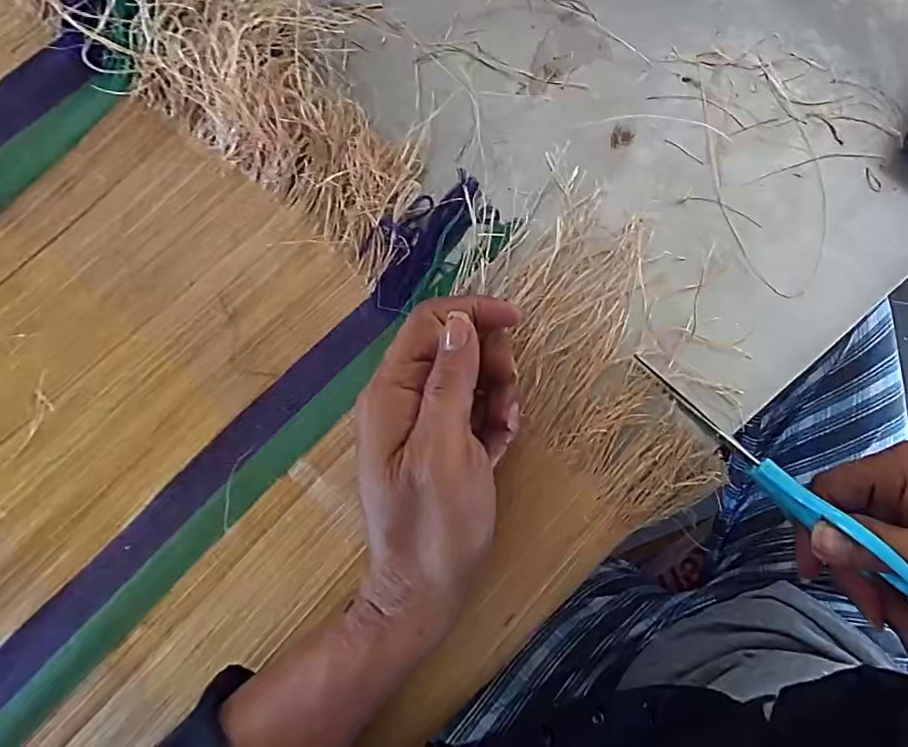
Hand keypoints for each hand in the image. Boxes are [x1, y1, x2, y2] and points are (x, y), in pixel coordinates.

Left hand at [353, 296, 521, 641]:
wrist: (424, 595)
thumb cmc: (433, 525)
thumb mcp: (444, 449)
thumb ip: (450, 381)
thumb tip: (457, 321)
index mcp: (391, 391)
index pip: (429, 323)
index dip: (472, 312)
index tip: (516, 320)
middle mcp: (402, 396)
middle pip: (451, 344)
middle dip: (489, 357)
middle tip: (510, 390)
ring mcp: (421, 419)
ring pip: (468, 374)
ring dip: (496, 390)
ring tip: (506, 424)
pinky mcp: (441, 439)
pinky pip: (472, 407)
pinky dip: (493, 416)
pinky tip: (501, 442)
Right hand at [794, 441, 907, 654]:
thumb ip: (872, 547)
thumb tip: (817, 536)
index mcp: (901, 469)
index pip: (828, 486)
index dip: (814, 525)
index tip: (814, 567)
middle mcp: (895, 478)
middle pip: (838, 517)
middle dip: (853, 567)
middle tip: (872, 606)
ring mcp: (901, 504)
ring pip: (852, 541)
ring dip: (870, 586)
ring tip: (900, 619)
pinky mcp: (906, 531)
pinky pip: (872, 555)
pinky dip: (884, 588)